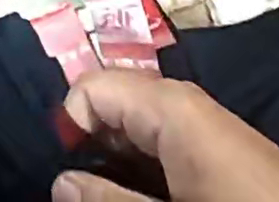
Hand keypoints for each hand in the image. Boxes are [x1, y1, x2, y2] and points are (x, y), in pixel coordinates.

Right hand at [53, 70, 278, 201]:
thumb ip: (110, 198)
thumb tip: (58, 181)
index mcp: (167, 104)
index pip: (89, 88)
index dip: (67, 128)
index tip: (59, 177)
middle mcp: (181, 103)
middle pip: (111, 105)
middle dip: (89, 147)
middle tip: (78, 194)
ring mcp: (204, 128)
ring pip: (135, 131)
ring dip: (116, 165)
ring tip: (108, 198)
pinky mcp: (220, 155)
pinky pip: (163, 150)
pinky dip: (144, 172)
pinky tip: (143, 199)